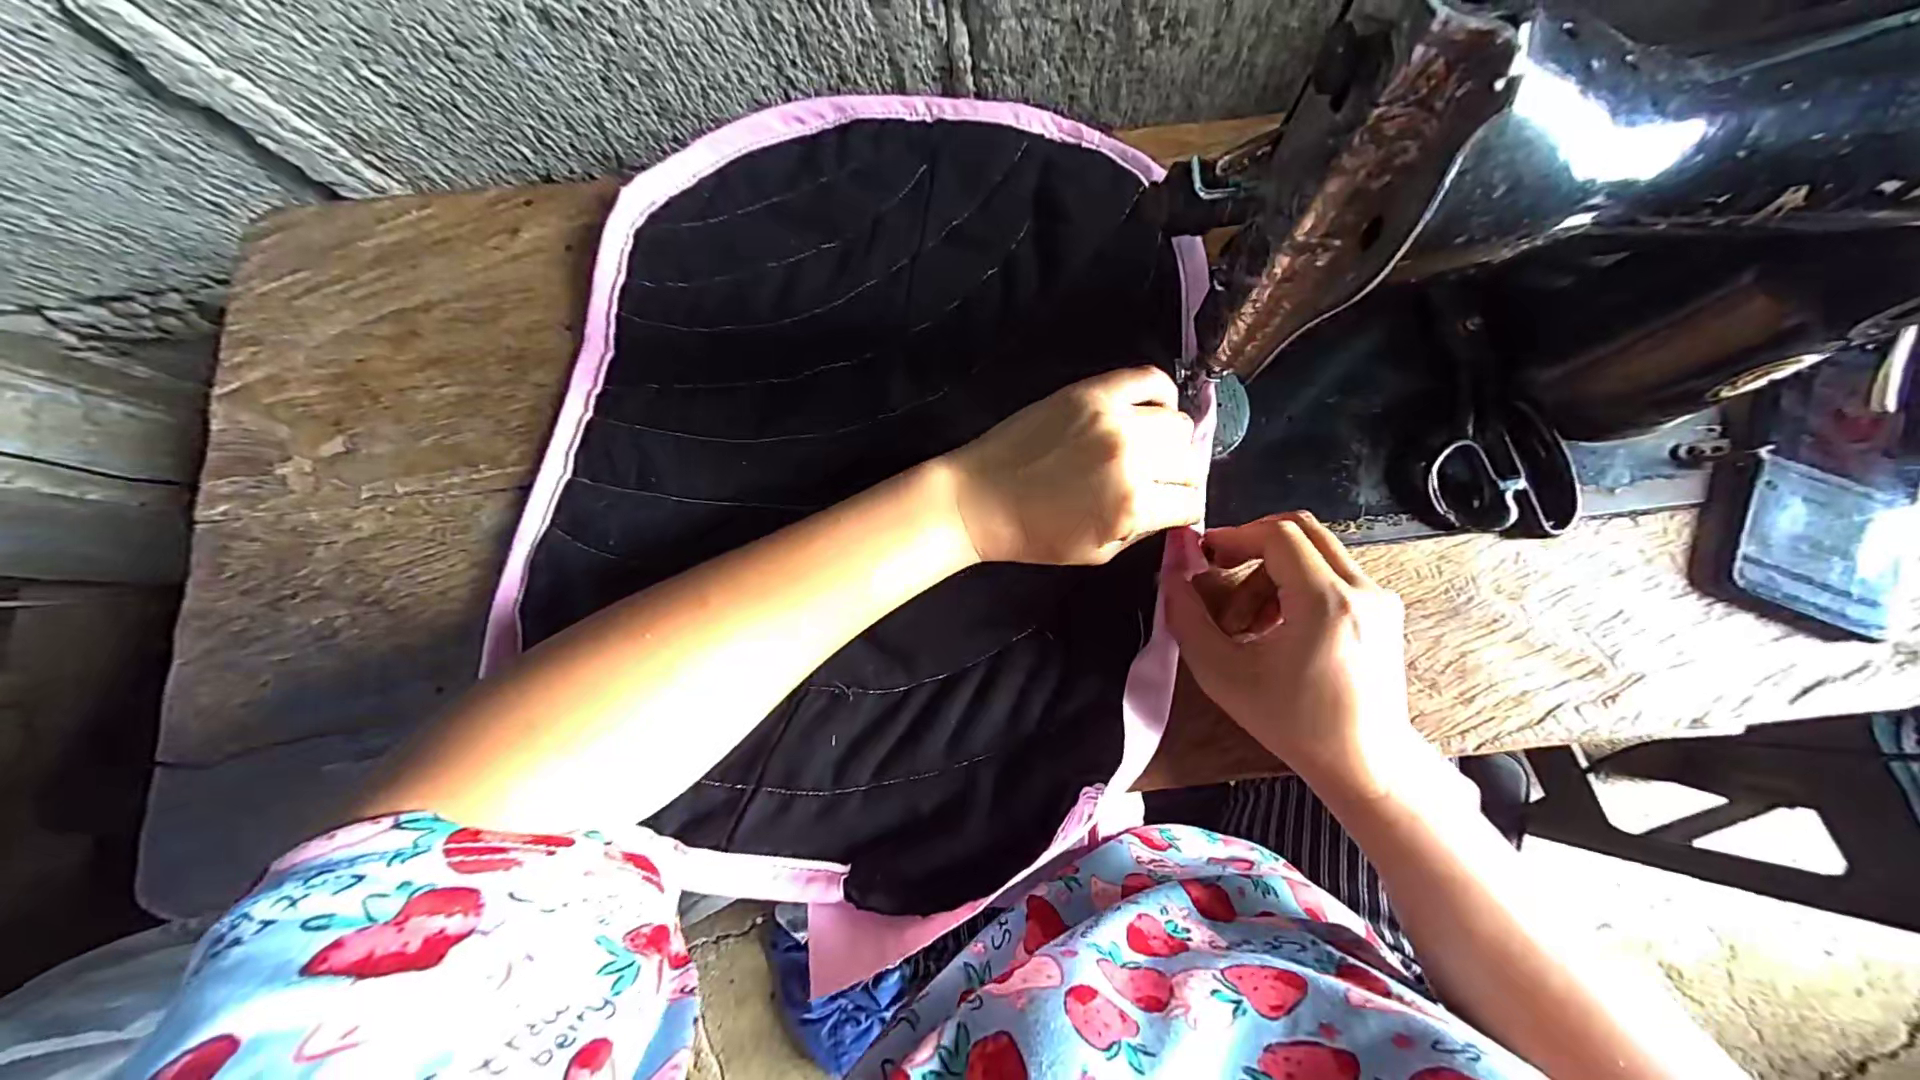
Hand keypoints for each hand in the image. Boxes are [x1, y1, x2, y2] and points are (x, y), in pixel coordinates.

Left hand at [943, 366, 1205, 565]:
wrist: (978, 500)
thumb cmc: (1033, 534)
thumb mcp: (1096, 552)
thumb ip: (1143, 529)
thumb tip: (1173, 508)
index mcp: (1133, 506)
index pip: (1192, 500)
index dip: (1183, 506)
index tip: (1170, 503)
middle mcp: (1132, 458)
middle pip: (1190, 458)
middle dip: (1179, 474)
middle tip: (1155, 478)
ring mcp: (1112, 419)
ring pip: (1178, 420)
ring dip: (1170, 439)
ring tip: (1145, 446)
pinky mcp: (1091, 392)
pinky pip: (1149, 378)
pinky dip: (1160, 392)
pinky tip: (1149, 407)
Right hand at [1163, 511, 1428, 798]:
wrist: (1364, 762)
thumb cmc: (1293, 723)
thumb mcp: (1222, 673)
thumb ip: (1187, 618)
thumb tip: (1170, 576)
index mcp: (1327, 602)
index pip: (1278, 535)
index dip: (1233, 536)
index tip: (1203, 555)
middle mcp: (1363, 590)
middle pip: (1301, 531)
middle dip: (1251, 545)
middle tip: (1219, 570)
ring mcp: (1380, 599)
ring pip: (1314, 553)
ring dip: (1270, 572)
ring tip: (1245, 620)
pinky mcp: (1383, 610)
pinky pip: (1331, 574)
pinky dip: (1295, 585)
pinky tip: (1275, 626)